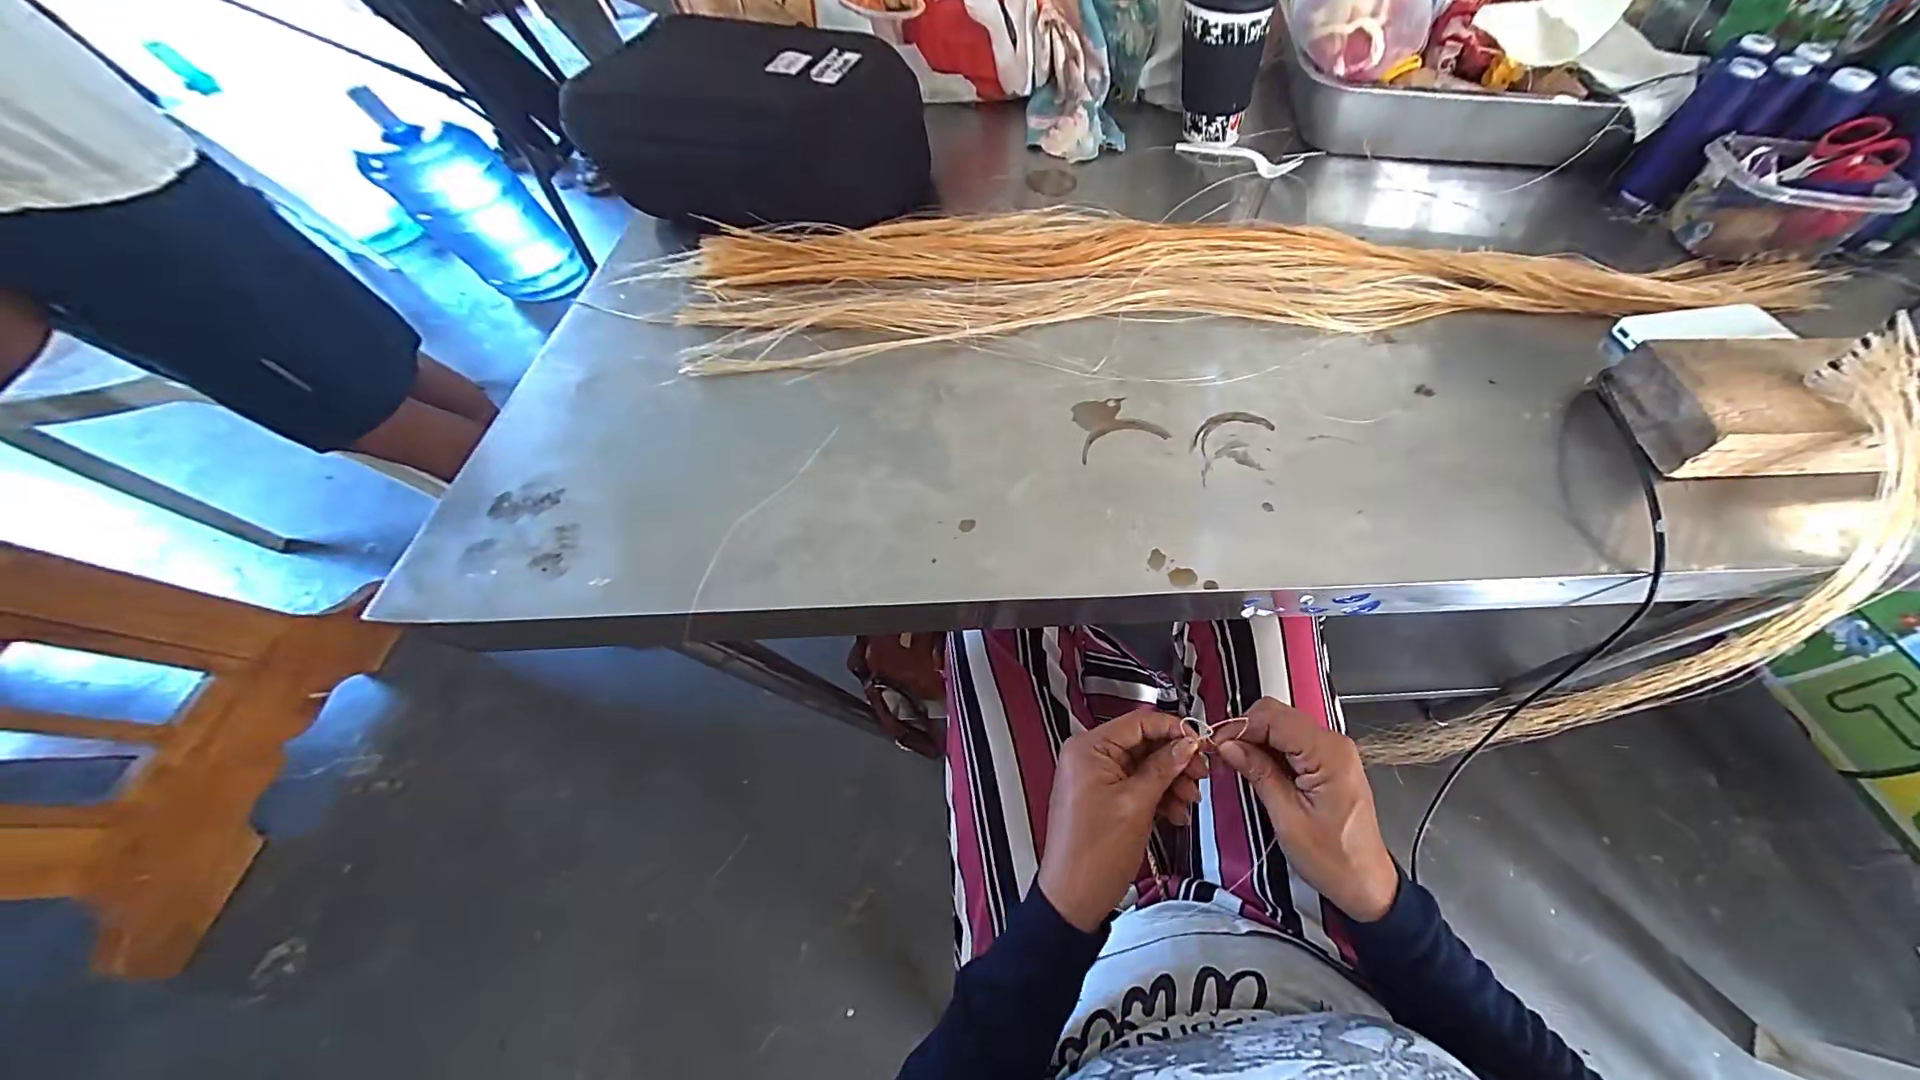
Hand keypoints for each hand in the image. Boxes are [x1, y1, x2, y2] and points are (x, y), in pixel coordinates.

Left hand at [1035, 709, 1207, 931]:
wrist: (1074, 896)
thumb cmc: (1092, 854)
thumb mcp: (1137, 804)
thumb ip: (1163, 768)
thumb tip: (1185, 744)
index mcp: (1087, 748)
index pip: (1138, 721)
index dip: (1172, 729)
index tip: (1198, 740)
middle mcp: (1087, 756)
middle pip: (1142, 743)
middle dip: (1174, 759)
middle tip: (1199, 772)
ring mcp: (1093, 776)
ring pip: (1143, 765)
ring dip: (1170, 780)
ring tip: (1187, 799)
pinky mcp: (1101, 796)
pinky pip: (1135, 783)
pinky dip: (1157, 794)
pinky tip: (1173, 811)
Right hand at [1216, 698, 1399, 921]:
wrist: (1367, 884)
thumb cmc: (1336, 860)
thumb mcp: (1288, 819)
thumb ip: (1258, 773)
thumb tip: (1229, 745)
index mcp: (1329, 755)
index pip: (1272, 718)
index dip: (1239, 727)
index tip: (1217, 745)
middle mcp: (1334, 744)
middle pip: (1275, 714)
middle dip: (1244, 729)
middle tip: (1222, 753)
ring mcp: (1332, 750)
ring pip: (1279, 722)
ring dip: (1253, 737)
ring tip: (1236, 761)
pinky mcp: (1326, 758)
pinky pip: (1288, 738)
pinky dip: (1266, 746)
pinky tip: (1255, 766)